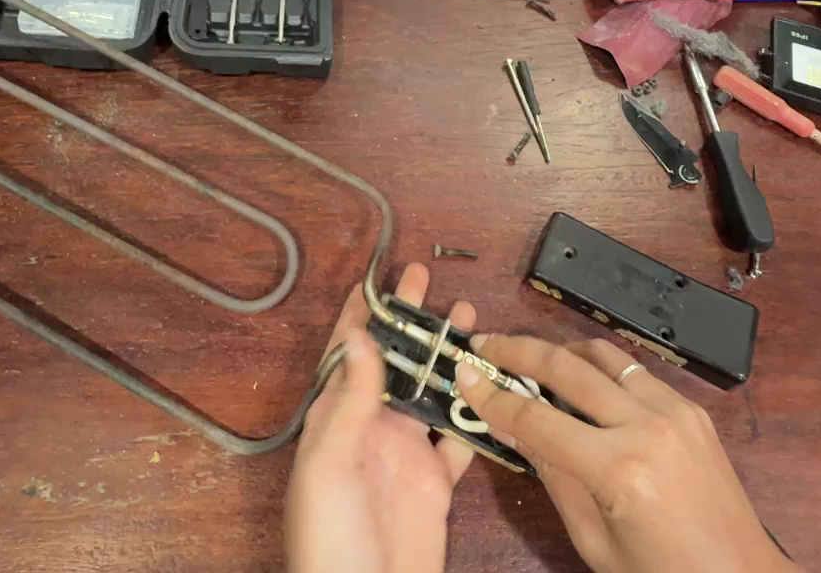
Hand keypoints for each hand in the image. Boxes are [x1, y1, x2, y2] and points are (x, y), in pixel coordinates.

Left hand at [285, 263, 476, 572]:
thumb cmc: (328, 541)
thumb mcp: (329, 465)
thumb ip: (349, 402)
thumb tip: (360, 336)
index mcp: (337, 418)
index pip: (349, 352)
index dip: (364, 314)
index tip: (379, 278)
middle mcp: (371, 427)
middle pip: (394, 361)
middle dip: (411, 321)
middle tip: (428, 278)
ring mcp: (405, 453)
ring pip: (430, 390)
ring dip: (447, 356)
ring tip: (468, 319)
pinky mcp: (435, 482)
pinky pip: (459, 438)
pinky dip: (476, 413)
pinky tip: (492, 388)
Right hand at [454, 334, 797, 572]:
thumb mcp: (594, 540)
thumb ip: (551, 473)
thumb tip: (509, 422)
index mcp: (620, 471)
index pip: (538, 418)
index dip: (493, 395)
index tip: (464, 372)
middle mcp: (646, 427)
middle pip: (566, 366)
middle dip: (516, 349)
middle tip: (484, 343)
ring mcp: (674, 410)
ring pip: (600, 354)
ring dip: (558, 348)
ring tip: (527, 353)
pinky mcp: (690, 407)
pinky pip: (632, 370)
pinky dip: (598, 366)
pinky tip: (581, 377)